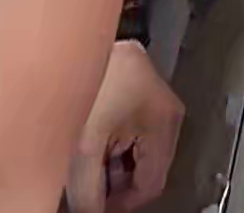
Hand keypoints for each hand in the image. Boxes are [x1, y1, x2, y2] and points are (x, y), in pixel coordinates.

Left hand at [64, 40, 183, 212]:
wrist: (73, 47)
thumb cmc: (86, 87)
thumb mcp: (84, 155)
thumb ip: (92, 201)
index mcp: (166, 120)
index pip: (152, 185)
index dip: (121, 204)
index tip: (96, 206)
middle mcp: (169, 104)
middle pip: (149, 165)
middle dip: (118, 181)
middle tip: (88, 183)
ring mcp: (159, 91)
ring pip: (142, 146)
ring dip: (116, 161)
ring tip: (88, 155)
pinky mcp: (145, 82)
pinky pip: (136, 125)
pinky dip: (116, 139)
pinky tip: (95, 133)